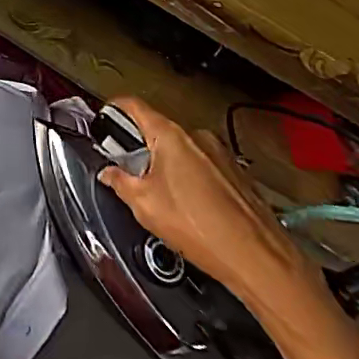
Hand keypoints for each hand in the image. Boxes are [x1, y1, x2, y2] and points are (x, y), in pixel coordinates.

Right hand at [98, 98, 314, 299]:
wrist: (251, 252)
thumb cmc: (203, 228)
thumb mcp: (144, 205)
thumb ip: (120, 182)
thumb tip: (109, 174)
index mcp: (171, 135)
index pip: (136, 106)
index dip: (116, 107)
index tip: (106, 113)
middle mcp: (197, 136)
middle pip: (158, 131)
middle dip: (141, 151)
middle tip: (129, 176)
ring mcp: (218, 151)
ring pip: (181, 151)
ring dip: (167, 169)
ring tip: (164, 203)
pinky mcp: (232, 170)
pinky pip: (201, 165)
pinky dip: (189, 180)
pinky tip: (188, 209)